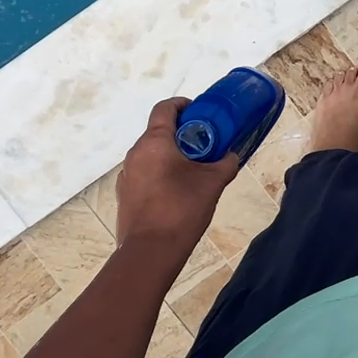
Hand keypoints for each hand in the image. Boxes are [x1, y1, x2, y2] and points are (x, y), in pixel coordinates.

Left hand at [115, 97, 240, 250]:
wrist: (150, 252)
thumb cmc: (181, 208)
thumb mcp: (213, 182)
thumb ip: (226, 163)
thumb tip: (232, 155)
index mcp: (154, 142)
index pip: (164, 108)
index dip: (183, 104)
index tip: (200, 113)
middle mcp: (135, 154)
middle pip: (158, 131)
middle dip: (182, 133)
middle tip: (205, 144)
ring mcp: (126, 176)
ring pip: (151, 154)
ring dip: (170, 155)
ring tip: (193, 170)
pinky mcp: (124, 196)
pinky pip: (144, 174)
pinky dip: (160, 173)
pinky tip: (177, 191)